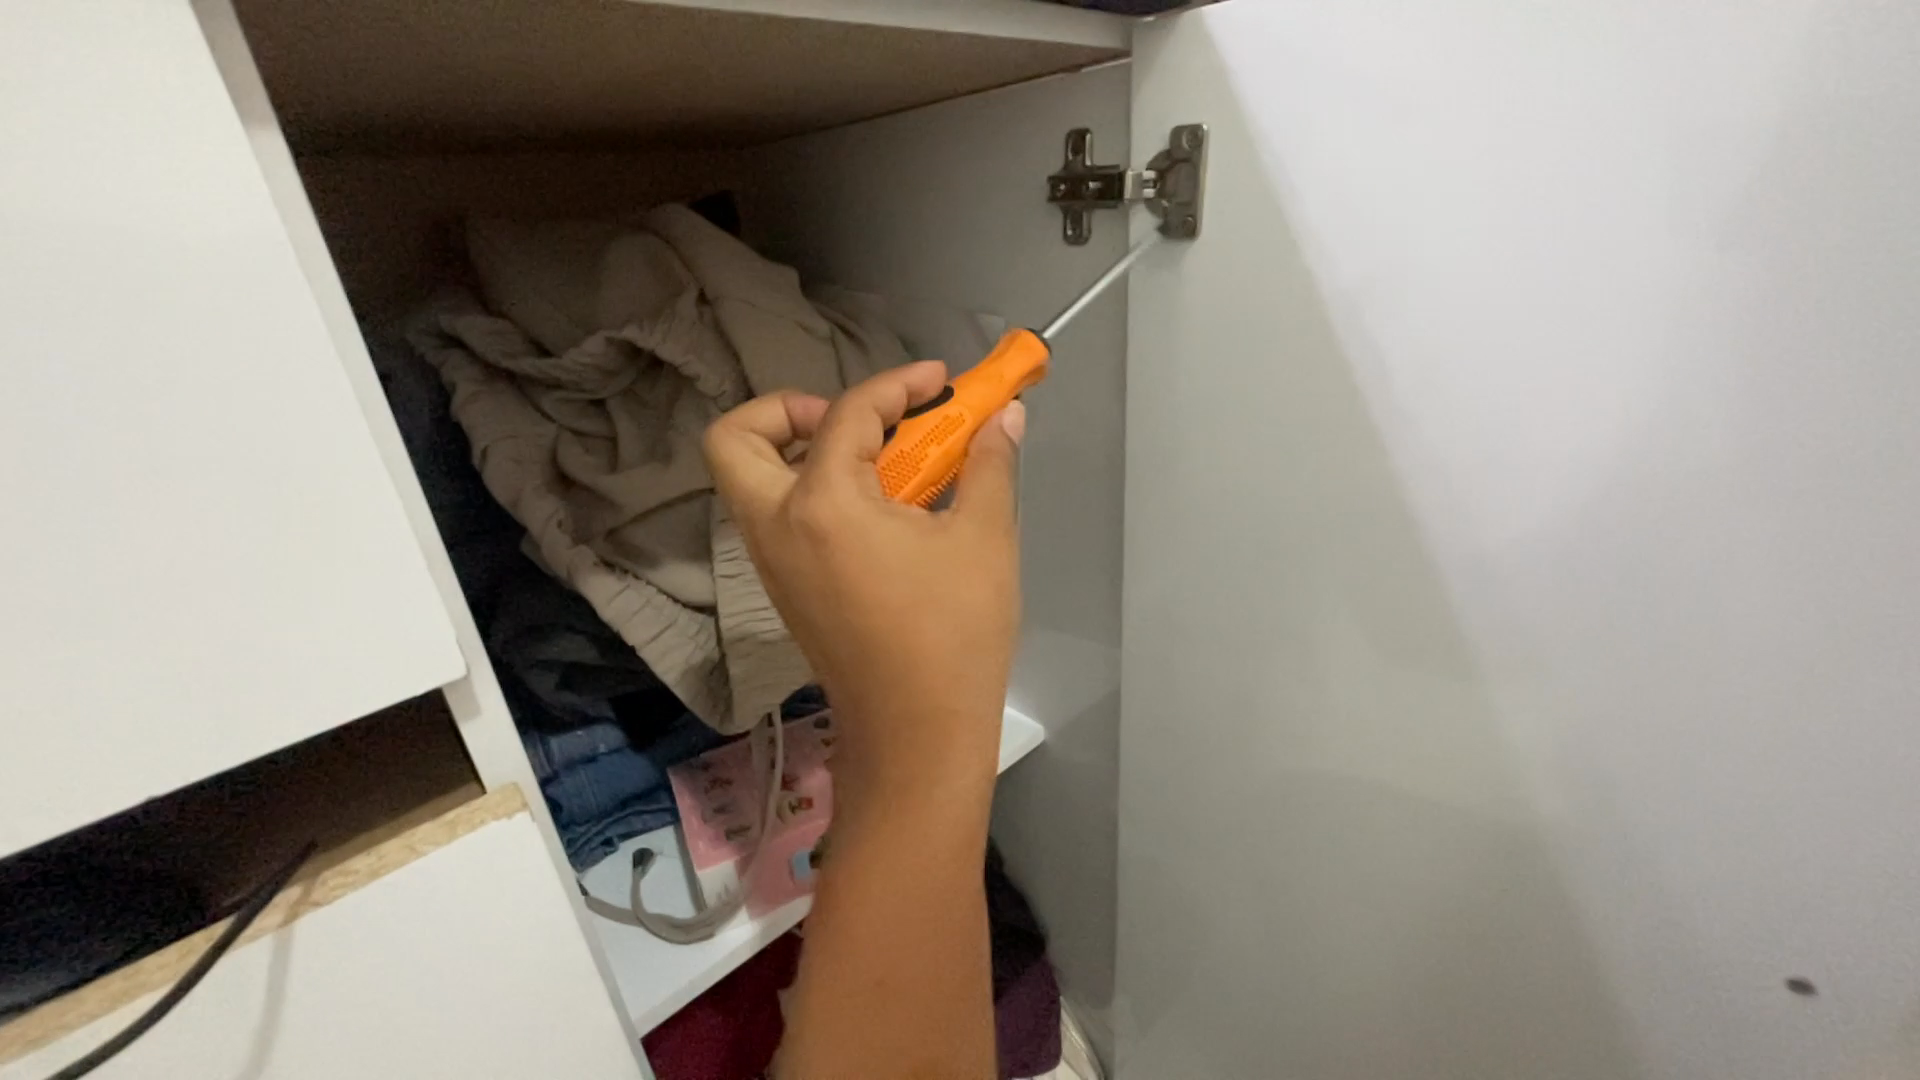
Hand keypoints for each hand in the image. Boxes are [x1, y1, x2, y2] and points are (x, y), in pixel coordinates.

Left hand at [703, 361, 1024, 816]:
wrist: (918, 734)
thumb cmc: (954, 634)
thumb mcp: (984, 538)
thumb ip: (989, 464)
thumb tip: (1007, 416)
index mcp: (822, 504)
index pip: (847, 413)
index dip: (898, 384)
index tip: (940, 380)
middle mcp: (777, 527)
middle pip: (738, 438)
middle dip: (787, 409)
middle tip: (855, 422)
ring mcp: (772, 564)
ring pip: (750, 481)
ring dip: (797, 451)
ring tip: (872, 461)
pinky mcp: (785, 591)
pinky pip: (775, 518)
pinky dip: (809, 492)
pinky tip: (874, 509)